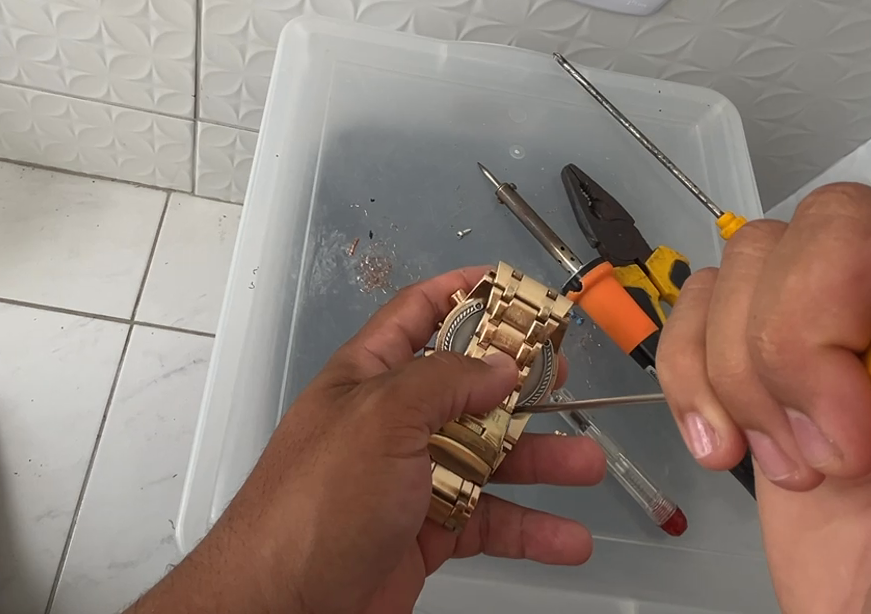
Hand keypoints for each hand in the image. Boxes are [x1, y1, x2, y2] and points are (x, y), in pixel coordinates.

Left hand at [133, 266, 605, 613]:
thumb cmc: (318, 497)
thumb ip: (444, 382)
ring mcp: (411, 476)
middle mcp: (393, 418)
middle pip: (465, 385)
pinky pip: (488, 519)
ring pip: (487, 455)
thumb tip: (499, 363)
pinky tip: (565, 535)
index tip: (514, 287)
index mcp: (371, 373)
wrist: (284, 606)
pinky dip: (528, 526)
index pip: (419, 312)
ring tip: (587, 462)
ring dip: (538, 458)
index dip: (463, 291)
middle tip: (562, 374)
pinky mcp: (427, 531)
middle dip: (516, 379)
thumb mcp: (382, 417)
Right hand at [657, 147, 870, 612]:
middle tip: (840, 441)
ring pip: (762, 252)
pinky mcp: (768, 365)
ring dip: (750, 362)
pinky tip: (725, 442)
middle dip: (813, 325)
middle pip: (853, 218)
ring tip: (800, 464)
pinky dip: (691, 368)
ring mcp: (850, 338)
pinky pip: (700, 303)